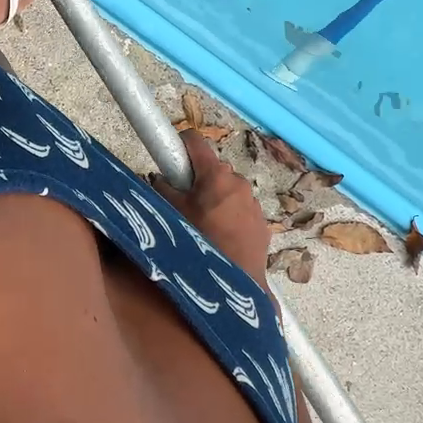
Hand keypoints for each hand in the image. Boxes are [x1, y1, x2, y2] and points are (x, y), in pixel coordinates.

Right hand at [151, 130, 269, 281]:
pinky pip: (241, 208)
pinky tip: (220, 234)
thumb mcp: (171, 210)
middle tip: (185, 198)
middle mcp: (239, 182)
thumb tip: (160, 179)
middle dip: (198, 177)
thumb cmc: (200, 239)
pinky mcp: (263, 222)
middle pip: (213, 168)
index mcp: (215, 174)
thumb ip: (163, 188)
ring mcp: (254, 202)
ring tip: (204, 220)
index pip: (195, 140)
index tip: (170, 156)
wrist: (236, 281)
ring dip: (216, 196)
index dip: (179, 143)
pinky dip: (230, 213)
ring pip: (229, 189)